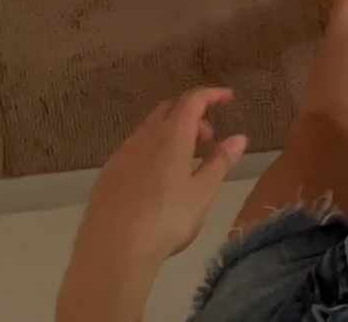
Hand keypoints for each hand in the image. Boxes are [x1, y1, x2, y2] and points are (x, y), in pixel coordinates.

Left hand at [73, 88, 248, 276]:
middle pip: (170, 109)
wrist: (111, 253)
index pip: (194, 100)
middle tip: (208, 138)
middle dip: (192, 114)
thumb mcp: (202, 193)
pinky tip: (156, 181)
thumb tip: (240, 138)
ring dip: (171, 134)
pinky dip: (152, 150)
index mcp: (172, 135)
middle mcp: (145, 136)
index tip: (228, 97)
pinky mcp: (107, 175)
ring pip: (150, 129)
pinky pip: (134, 149)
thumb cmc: (166, 220)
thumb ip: (220, 161)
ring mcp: (122, 154)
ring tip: (185, 163)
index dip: (212, 94)